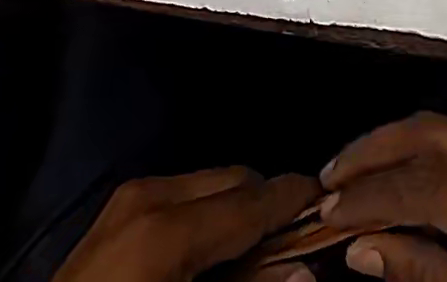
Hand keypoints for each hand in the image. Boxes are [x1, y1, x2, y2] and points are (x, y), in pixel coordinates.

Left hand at [55, 167, 320, 281]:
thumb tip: (302, 270)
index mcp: (169, 227)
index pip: (252, 198)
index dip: (294, 196)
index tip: (327, 197)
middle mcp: (152, 194)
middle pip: (234, 177)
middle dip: (268, 198)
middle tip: (297, 231)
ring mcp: (131, 194)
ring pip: (210, 179)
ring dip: (239, 202)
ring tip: (258, 240)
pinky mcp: (119, 205)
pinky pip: (183, 191)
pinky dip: (210, 207)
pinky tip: (215, 242)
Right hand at [319, 113, 446, 281]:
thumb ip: (433, 276)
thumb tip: (370, 250)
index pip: (427, 185)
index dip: (369, 198)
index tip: (332, 209)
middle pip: (431, 134)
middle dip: (372, 152)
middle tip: (331, 180)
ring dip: (396, 148)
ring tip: (356, 175)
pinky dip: (429, 155)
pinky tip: (406, 175)